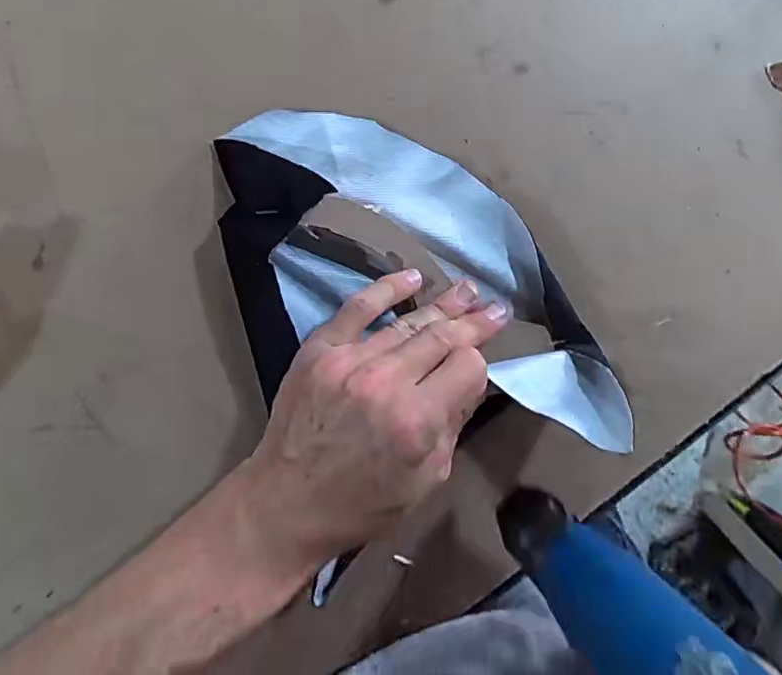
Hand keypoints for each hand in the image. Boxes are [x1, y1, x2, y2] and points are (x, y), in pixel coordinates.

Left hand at [233, 269, 510, 577]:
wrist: (284, 506)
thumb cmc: (363, 502)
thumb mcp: (427, 479)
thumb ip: (454, 424)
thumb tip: (472, 380)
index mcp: (416, 420)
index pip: (468, 367)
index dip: (478, 366)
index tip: (477, 368)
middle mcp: (386, 382)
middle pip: (444, 336)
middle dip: (475, 321)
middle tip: (497, 308)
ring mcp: (349, 361)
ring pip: (409, 321)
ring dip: (444, 303)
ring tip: (468, 289)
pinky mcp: (320, 350)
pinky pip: (358, 307)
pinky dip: (387, 288)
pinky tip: (413, 276)